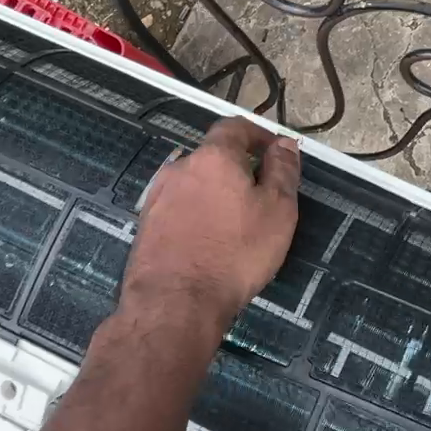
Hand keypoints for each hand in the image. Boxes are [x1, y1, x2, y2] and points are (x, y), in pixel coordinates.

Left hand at [116, 118, 300, 336]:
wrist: (175, 303)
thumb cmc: (236, 252)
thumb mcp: (278, 210)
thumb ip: (283, 171)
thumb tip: (284, 143)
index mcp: (214, 157)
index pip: (235, 127)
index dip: (258, 134)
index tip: (275, 152)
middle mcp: (180, 168)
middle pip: (213, 156)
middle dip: (238, 168)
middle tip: (261, 195)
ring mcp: (157, 197)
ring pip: (195, 184)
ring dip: (216, 193)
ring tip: (235, 223)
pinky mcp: (146, 226)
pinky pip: (179, 208)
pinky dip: (197, 215)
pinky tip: (209, 241)